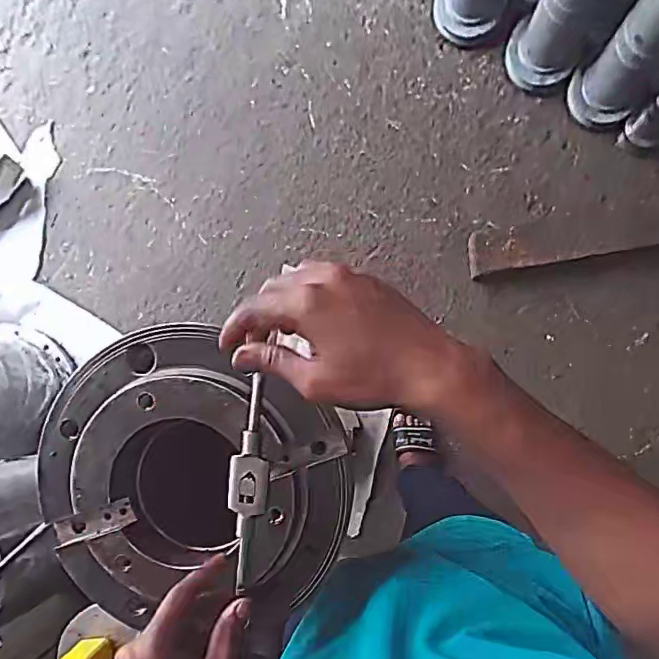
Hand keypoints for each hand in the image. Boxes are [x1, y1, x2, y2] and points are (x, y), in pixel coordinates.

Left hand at [116, 555, 247, 658]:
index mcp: (149, 649)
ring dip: (199, 623)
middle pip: (175, 612)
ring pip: (171, 627)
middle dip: (208, 604)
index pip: (178, 597)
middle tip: (236, 600)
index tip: (221, 563)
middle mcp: (134, 651)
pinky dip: (188, 640)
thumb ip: (227, 639)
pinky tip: (209, 647)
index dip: (204, 576)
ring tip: (228, 626)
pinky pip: (164, 643)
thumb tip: (238, 608)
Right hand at [219, 261, 478, 413]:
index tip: (230, 342)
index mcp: (307, 302)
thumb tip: (248, 356)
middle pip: (272, 289)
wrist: (428, 367)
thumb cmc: (382, 374)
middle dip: (256, 316)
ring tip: (282, 333)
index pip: (253, 308)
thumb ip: (273, 363)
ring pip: (298, 278)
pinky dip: (308, 295)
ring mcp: (349, 277)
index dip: (234, 328)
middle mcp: (327, 281)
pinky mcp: (366, 282)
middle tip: (253, 343)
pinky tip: (314, 320)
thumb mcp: (314, 380)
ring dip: (282, 302)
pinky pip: (324, 279)